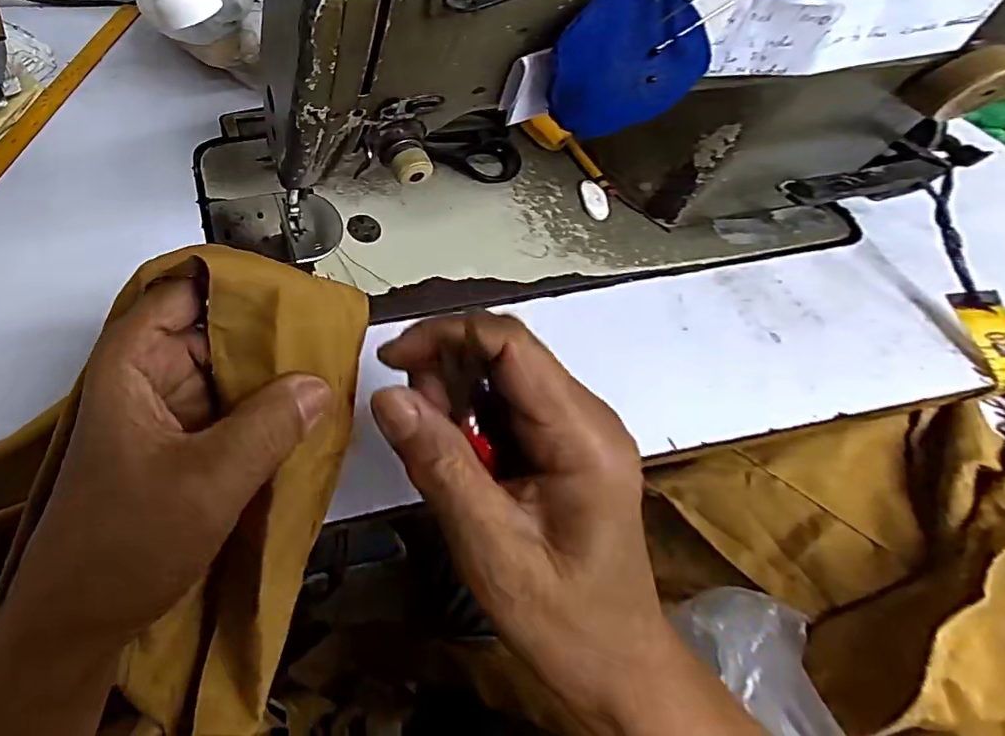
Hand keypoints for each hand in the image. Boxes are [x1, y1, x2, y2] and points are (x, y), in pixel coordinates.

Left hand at [0, 277, 332, 735]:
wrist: (76, 626)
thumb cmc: (123, 546)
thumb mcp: (206, 483)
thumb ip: (267, 428)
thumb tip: (316, 384)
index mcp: (130, 362)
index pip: (181, 290)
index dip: (230, 279)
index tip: (285, 285)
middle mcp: (142, 374)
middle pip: (206, 329)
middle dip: (258, 331)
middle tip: (318, 331)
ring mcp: (158, 409)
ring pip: (218, 370)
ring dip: (260, 372)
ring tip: (317, 368)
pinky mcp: (173, 443)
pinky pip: (220, 407)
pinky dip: (252, 408)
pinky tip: (294, 414)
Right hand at [371, 314, 758, 734]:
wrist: (617, 668)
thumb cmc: (564, 620)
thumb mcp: (491, 548)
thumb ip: (440, 466)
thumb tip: (388, 396)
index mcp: (581, 435)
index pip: (509, 343)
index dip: (444, 336)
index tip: (392, 362)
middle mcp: (583, 415)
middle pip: (500, 350)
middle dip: (443, 369)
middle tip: (413, 422)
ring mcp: (573, 425)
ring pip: (495, 371)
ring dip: (450, 392)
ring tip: (433, 448)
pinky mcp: (558, 439)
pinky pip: (500, 399)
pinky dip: (463, 414)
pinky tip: (455, 457)